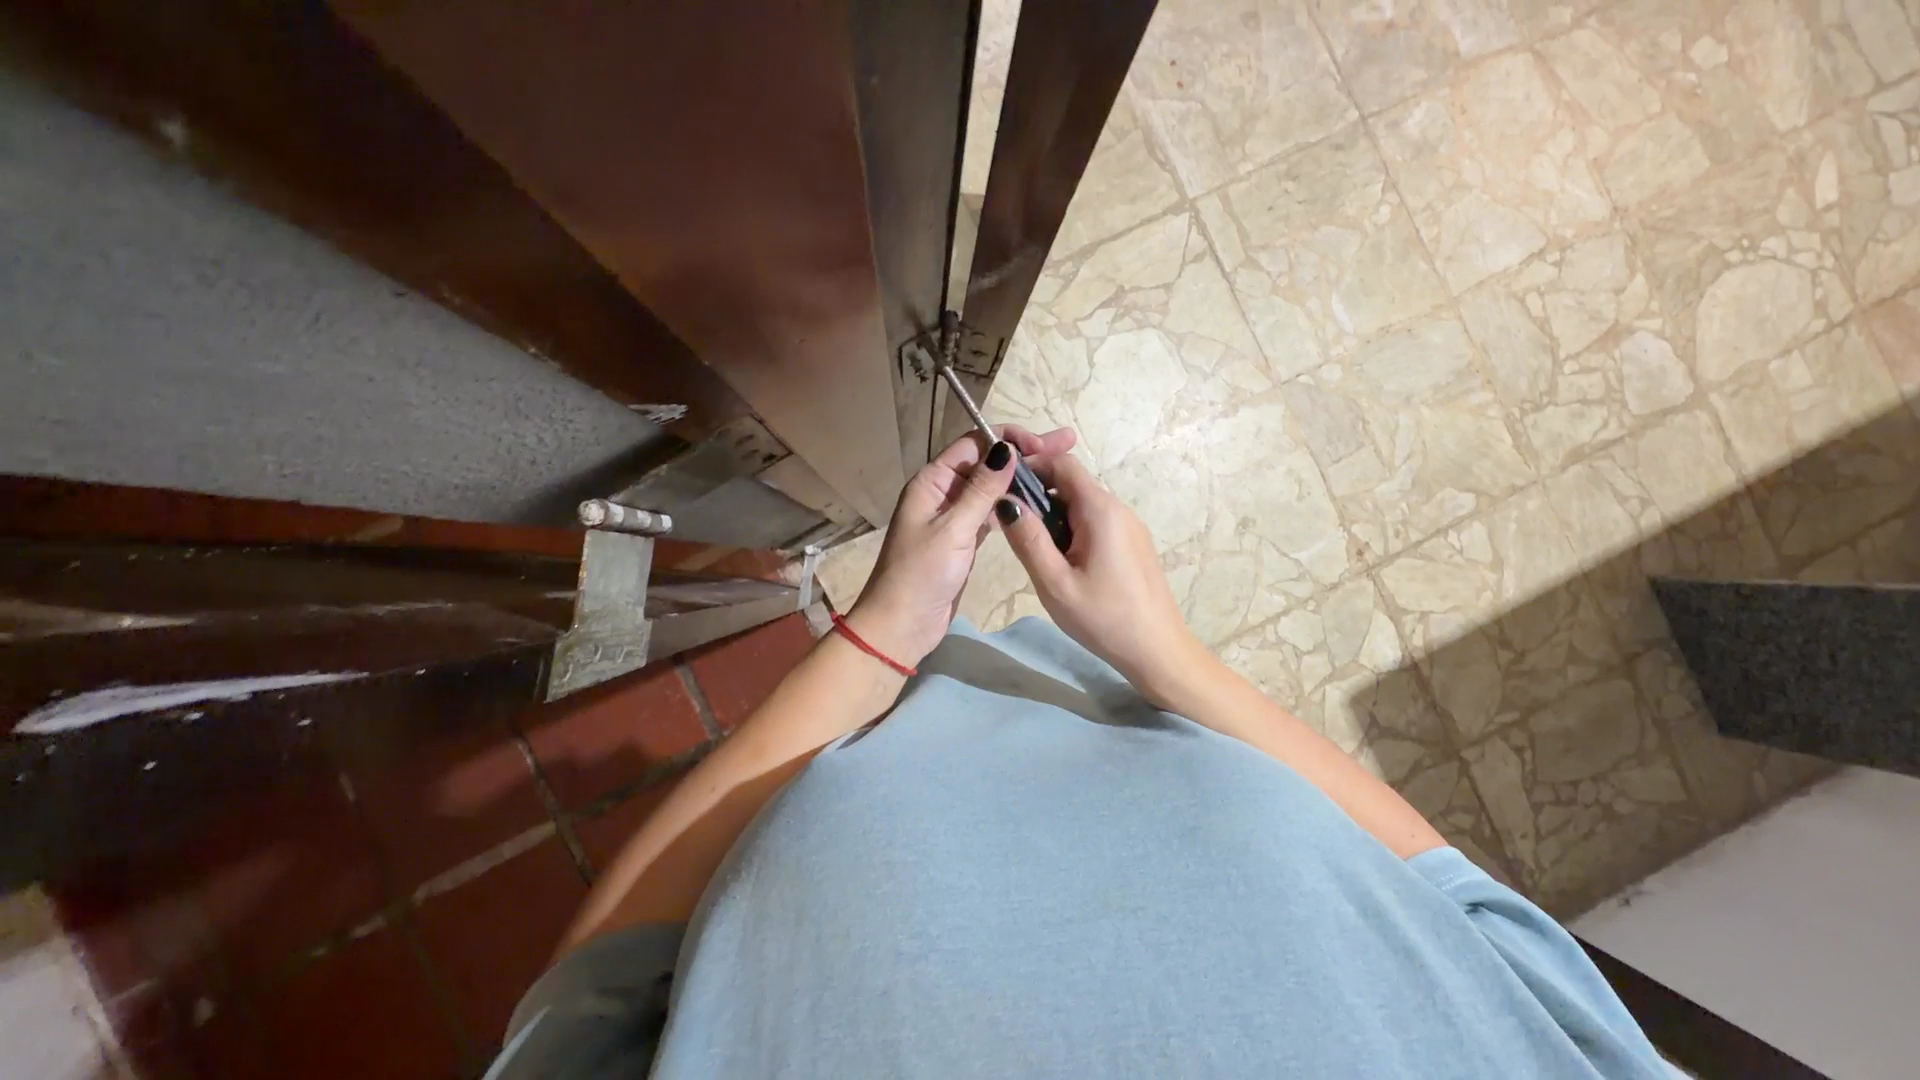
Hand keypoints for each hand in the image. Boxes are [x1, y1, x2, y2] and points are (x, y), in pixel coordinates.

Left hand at [849, 425, 1076, 666]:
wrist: (902, 624)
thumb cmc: (921, 574)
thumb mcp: (954, 528)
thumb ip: (982, 489)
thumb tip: (1006, 448)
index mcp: (932, 482)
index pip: (974, 444)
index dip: (1008, 439)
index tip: (1043, 445)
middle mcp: (943, 492)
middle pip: (987, 462)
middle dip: (1024, 453)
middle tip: (1067, 445)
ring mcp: (954, 517)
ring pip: (992, 487)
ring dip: (1022, 478)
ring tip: (1060, 471)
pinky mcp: (964, 540)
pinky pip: (991, 512)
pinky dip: (1013, 505)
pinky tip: (1040, 504)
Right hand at [996, 448, 1203, 702]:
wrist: (1157, 651)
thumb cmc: (1103, 618)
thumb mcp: (1054, 582)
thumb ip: (1027, 538)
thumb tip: (1004, 500)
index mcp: (1100, 510)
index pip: (1063, 463)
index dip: (1031, 467)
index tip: (1003, 489)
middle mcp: (1119, 509)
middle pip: (1073, 483)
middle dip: (1040, 497)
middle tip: (1014, 529)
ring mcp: (1131, 527)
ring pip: (1084, 506)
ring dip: (1056, 518)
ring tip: (1037, 553)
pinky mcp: (1134, 545)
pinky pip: (1098, 523)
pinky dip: (1074, 531)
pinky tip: (1065, 566)